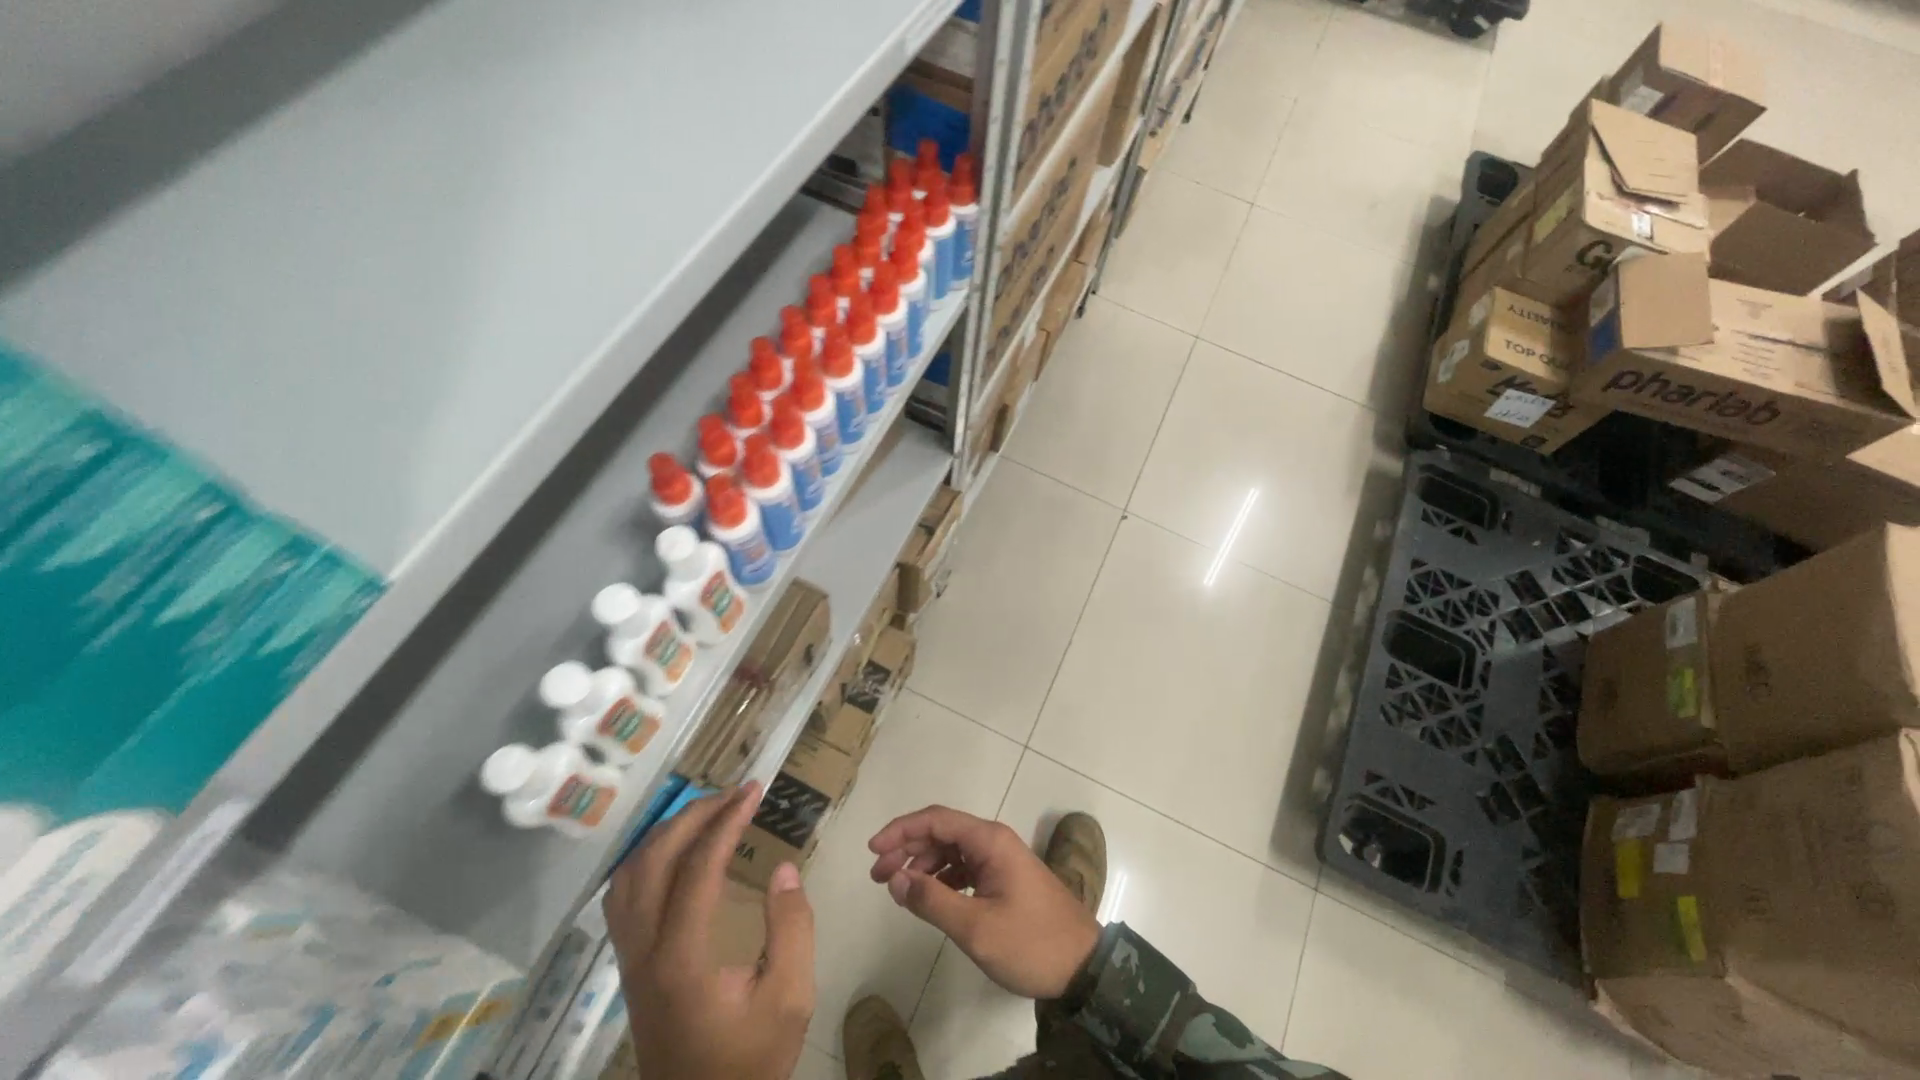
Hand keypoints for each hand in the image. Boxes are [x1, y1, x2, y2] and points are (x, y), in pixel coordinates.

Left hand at [605, 782, 814, 1079]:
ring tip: (706, 812)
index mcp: (682, 958)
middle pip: (654, 860)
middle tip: (733, 792)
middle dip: (694, 815)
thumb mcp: (790, 999)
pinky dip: (645, 859)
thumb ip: (792, 930)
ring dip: (664, 833)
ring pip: (628, 875)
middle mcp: (644, 950)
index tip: (754, 791)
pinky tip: (672, 853)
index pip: (698, 869)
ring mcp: (629, 958)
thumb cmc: (750, 1059)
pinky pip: (622, 896)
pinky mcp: (628, 965)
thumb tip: (783, 870)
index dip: (726, 822)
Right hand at [868, 805, 1098, 998]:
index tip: (873, 851)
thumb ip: (932, 900)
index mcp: (990, 841)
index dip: (900, 830)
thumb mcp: (976, 927)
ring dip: (922, 864)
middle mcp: (995, 841)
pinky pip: (965, 868)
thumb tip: (894, 879)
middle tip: (878, 876)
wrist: (1084, 967)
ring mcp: (1002, 860)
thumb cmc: (1031, 944)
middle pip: (941, 831)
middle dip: (907, 848)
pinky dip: (942, 878)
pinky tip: (928, 897)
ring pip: (952, 850)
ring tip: (897, 889)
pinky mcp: (1005, 880)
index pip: (936, 819)